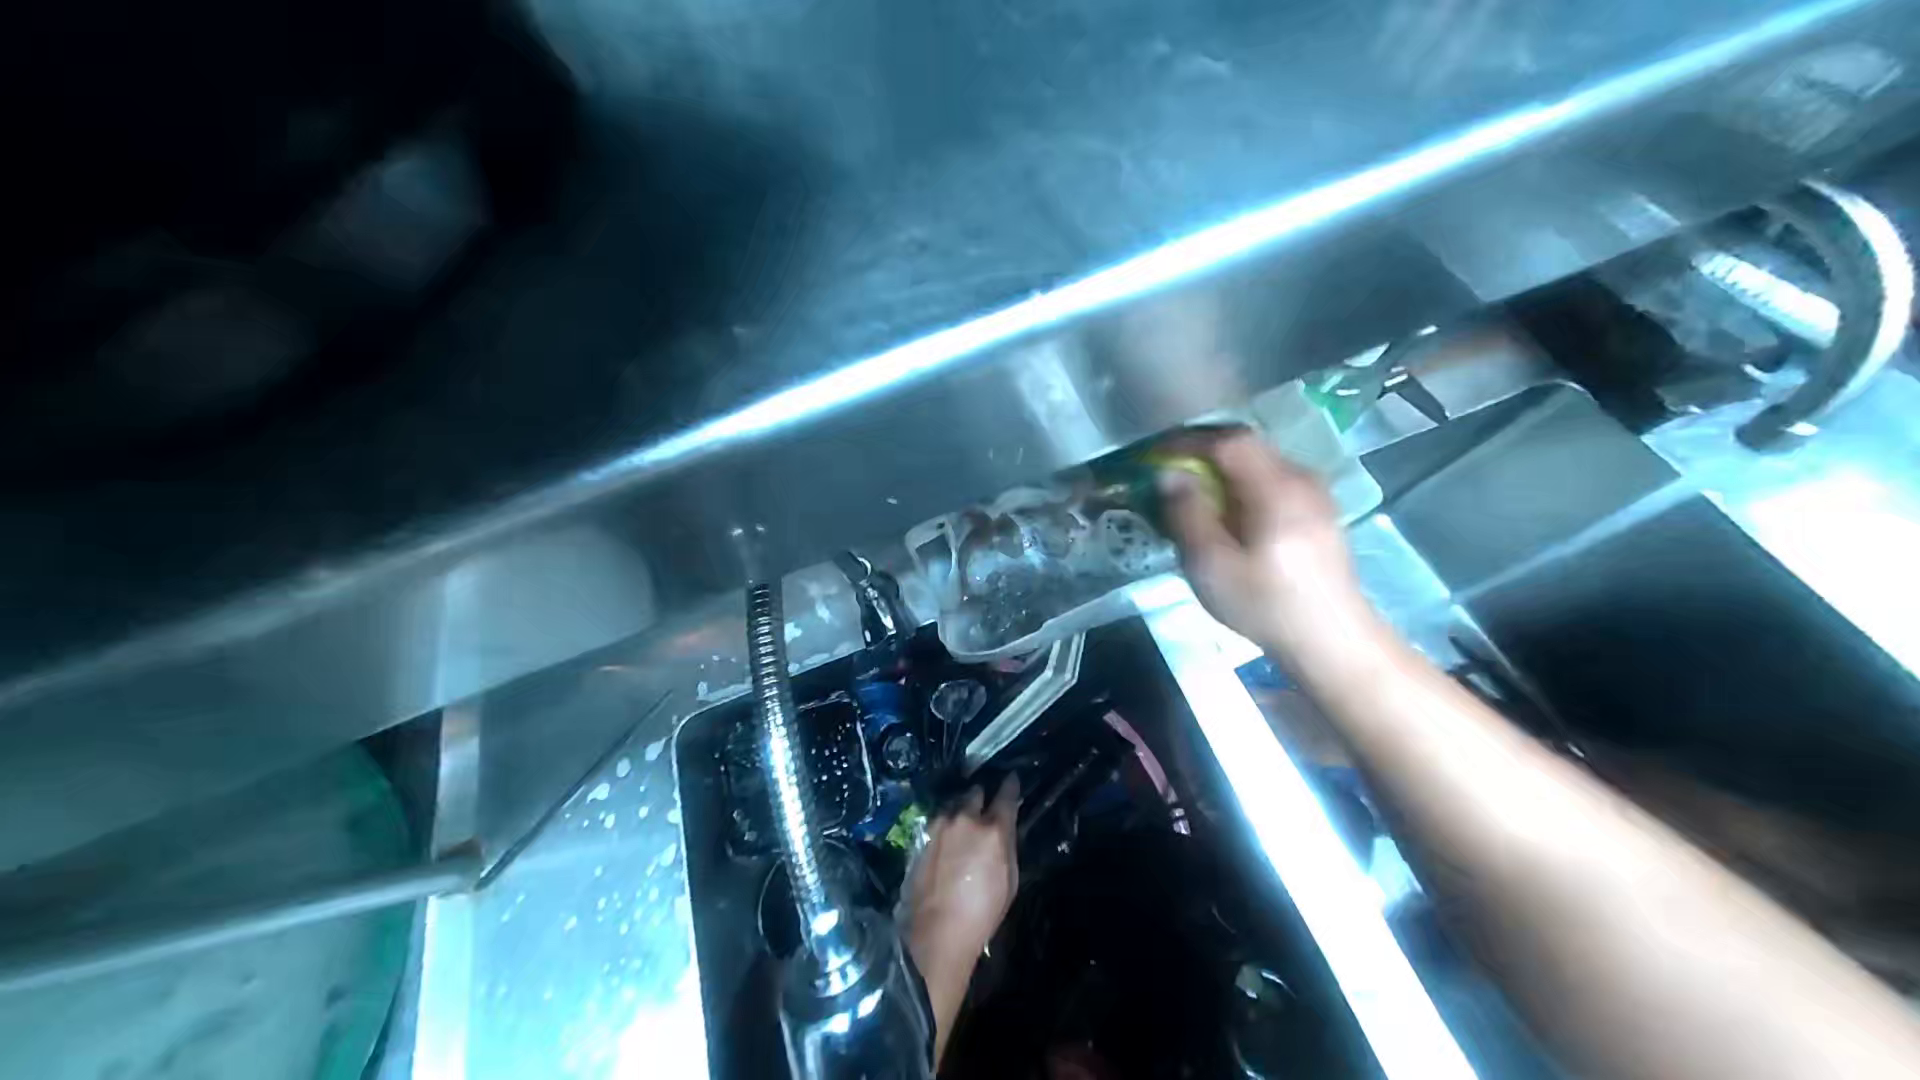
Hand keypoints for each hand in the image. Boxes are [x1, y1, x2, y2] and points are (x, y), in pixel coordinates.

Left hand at [899, 775, 1020, 961]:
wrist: (938, 932)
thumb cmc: (983, 913)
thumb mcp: (1009, 881)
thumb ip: (1008, 847)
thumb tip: (1005, 830)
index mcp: (994, 830)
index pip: (1006, 795)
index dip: (1010, 785)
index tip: (1012, 779)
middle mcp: (966, 818)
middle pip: (976, 792)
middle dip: (982, 796)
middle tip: (985, 806)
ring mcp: (941, 825)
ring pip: (954, 805)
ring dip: (961, 809)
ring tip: (964, 821)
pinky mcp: (922, 835)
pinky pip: (939, 820)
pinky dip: (946, 823)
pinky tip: (948, 837)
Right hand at [1157, 428, 1373, 661]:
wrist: (1332, 643)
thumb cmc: (1266, 605)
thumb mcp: (1211, 565)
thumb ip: (1187, 514)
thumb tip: (1168, 475)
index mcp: (1278, 488)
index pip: (1230, 440)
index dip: (1188, 441)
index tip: (1154, 456)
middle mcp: (1302, 479)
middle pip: (1247, 446)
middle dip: (1202, 453)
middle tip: (1167, 472)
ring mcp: (1316, 495)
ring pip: (1260, 464)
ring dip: (1222, 470)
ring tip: (1192, 494)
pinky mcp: (1318, 513)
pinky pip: (1272, 482)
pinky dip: (1241, 485)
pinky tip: (1228, 515)